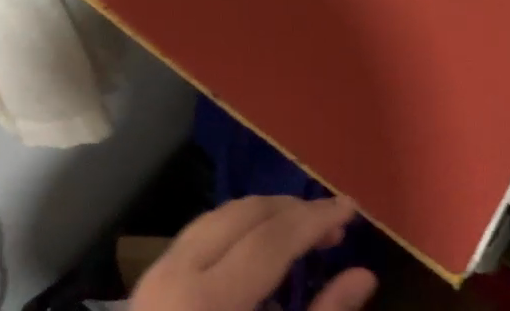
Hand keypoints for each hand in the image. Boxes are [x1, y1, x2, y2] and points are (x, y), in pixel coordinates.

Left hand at [132, 196, 377, 310]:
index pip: (274, 236)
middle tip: (332, 224)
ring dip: (263, 217)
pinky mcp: (144, 289)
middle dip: (292, 209)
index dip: (316, 218)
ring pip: (218, 218)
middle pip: (244, 214)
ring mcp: (153, 280)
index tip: (352, 209)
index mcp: (207, 301)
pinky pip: (197, 238)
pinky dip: (235, 233)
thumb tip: (364, 275)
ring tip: (300, 231)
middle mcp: (175, 275)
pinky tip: (257, 252)